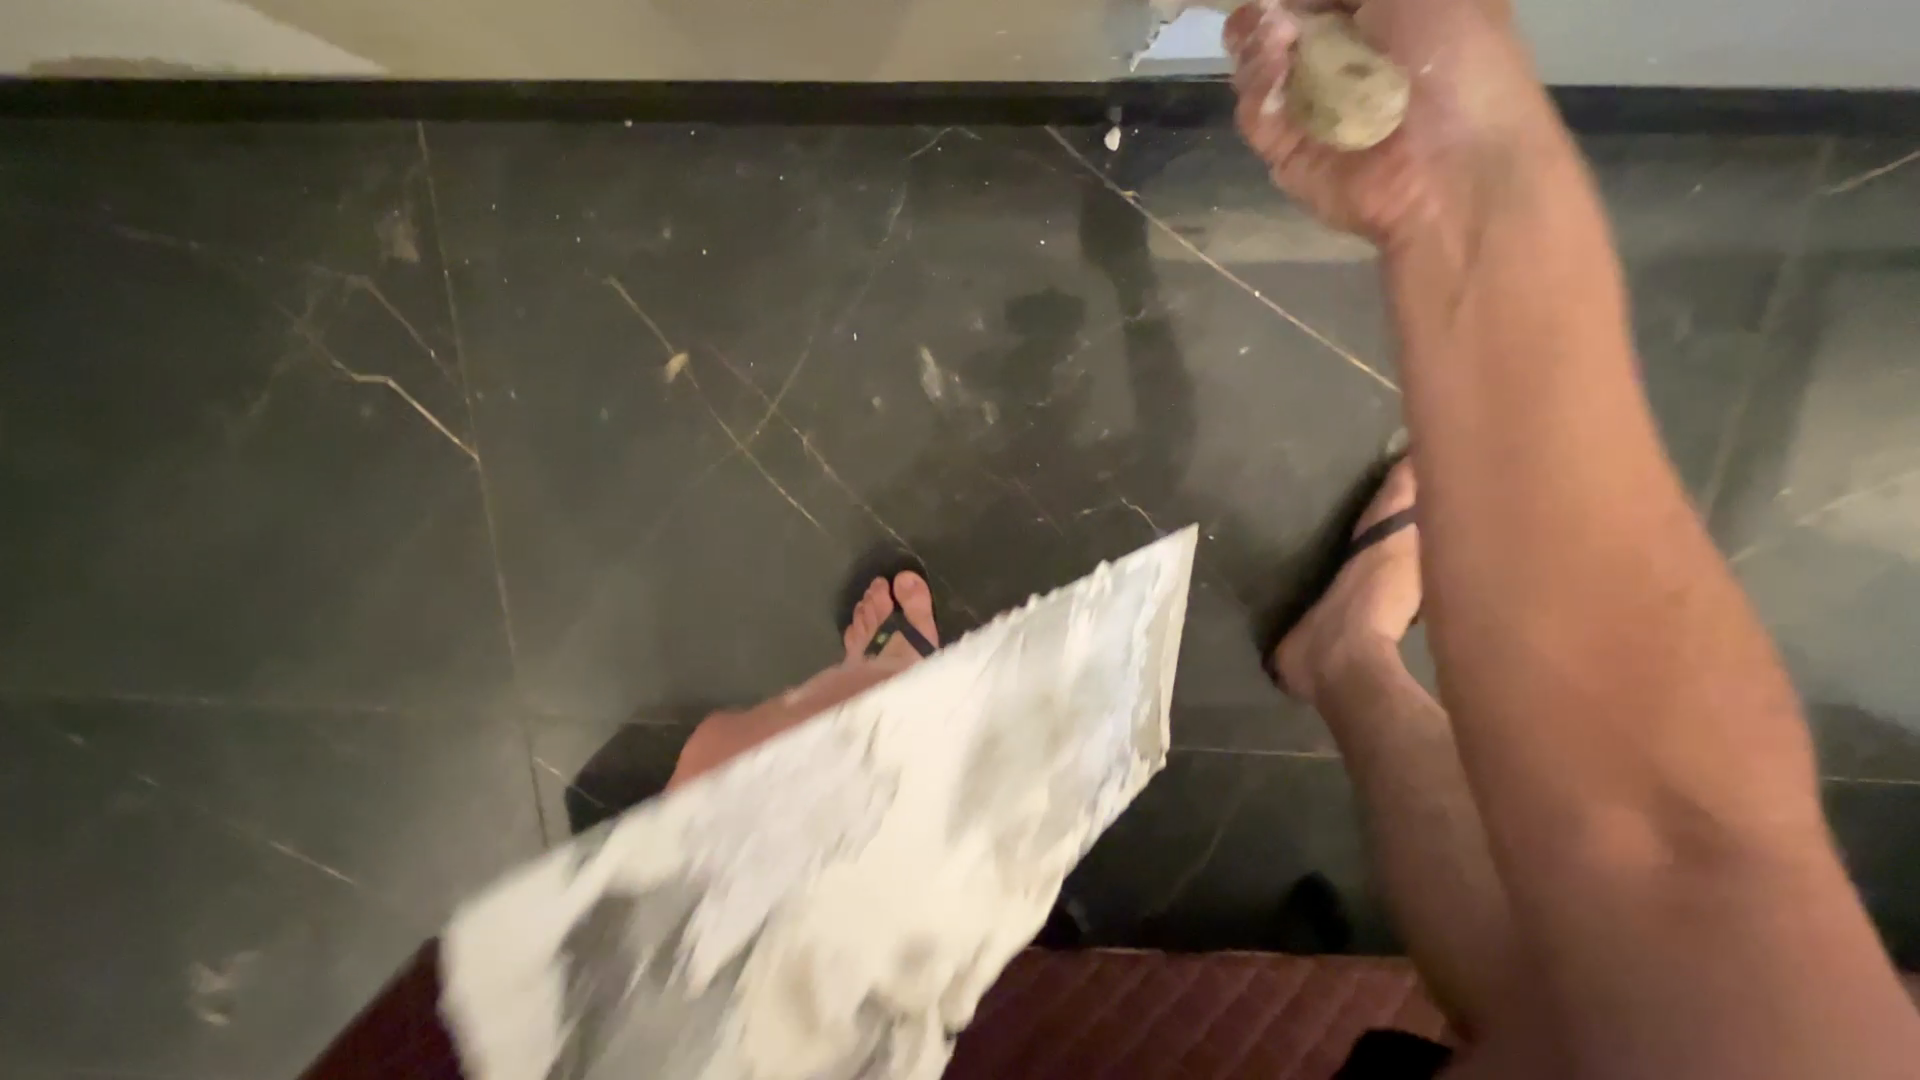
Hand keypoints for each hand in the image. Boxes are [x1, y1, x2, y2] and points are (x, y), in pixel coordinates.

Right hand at [1225, 0, 1566, 246]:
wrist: (1448, 168)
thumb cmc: (1456, 60)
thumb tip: (1293, 4)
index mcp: (1391, 13)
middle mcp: (1346, 58)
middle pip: (1282, 23)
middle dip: (1270, 8)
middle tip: (1269, 7)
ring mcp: (1310, 107)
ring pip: (1259, 65)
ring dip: (1258, 43)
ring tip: (1275, 39)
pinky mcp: (1285, 151)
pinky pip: (1256, 112)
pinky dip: (1258, 87)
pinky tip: (1272, 69)